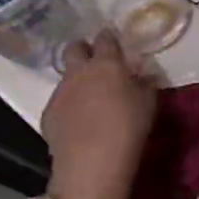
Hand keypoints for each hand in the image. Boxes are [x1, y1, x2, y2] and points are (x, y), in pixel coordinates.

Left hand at [40, 31, 155, 198]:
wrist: (92, 161)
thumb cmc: (129, 126)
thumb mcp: (149, 102)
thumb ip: (144, 83)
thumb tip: (142, 76)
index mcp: (107, 64)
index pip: (105, 39)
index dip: (110, 37)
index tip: (114, 40)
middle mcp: (79, 72)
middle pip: (74, 48)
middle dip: (83, 49)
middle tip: (96, 61)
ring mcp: (60, 92)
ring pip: (66, 76)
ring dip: (77, 79)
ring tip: (92, 96)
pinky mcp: (48, 113)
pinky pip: (60, 100)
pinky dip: (70, 103)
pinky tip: (81, 119)